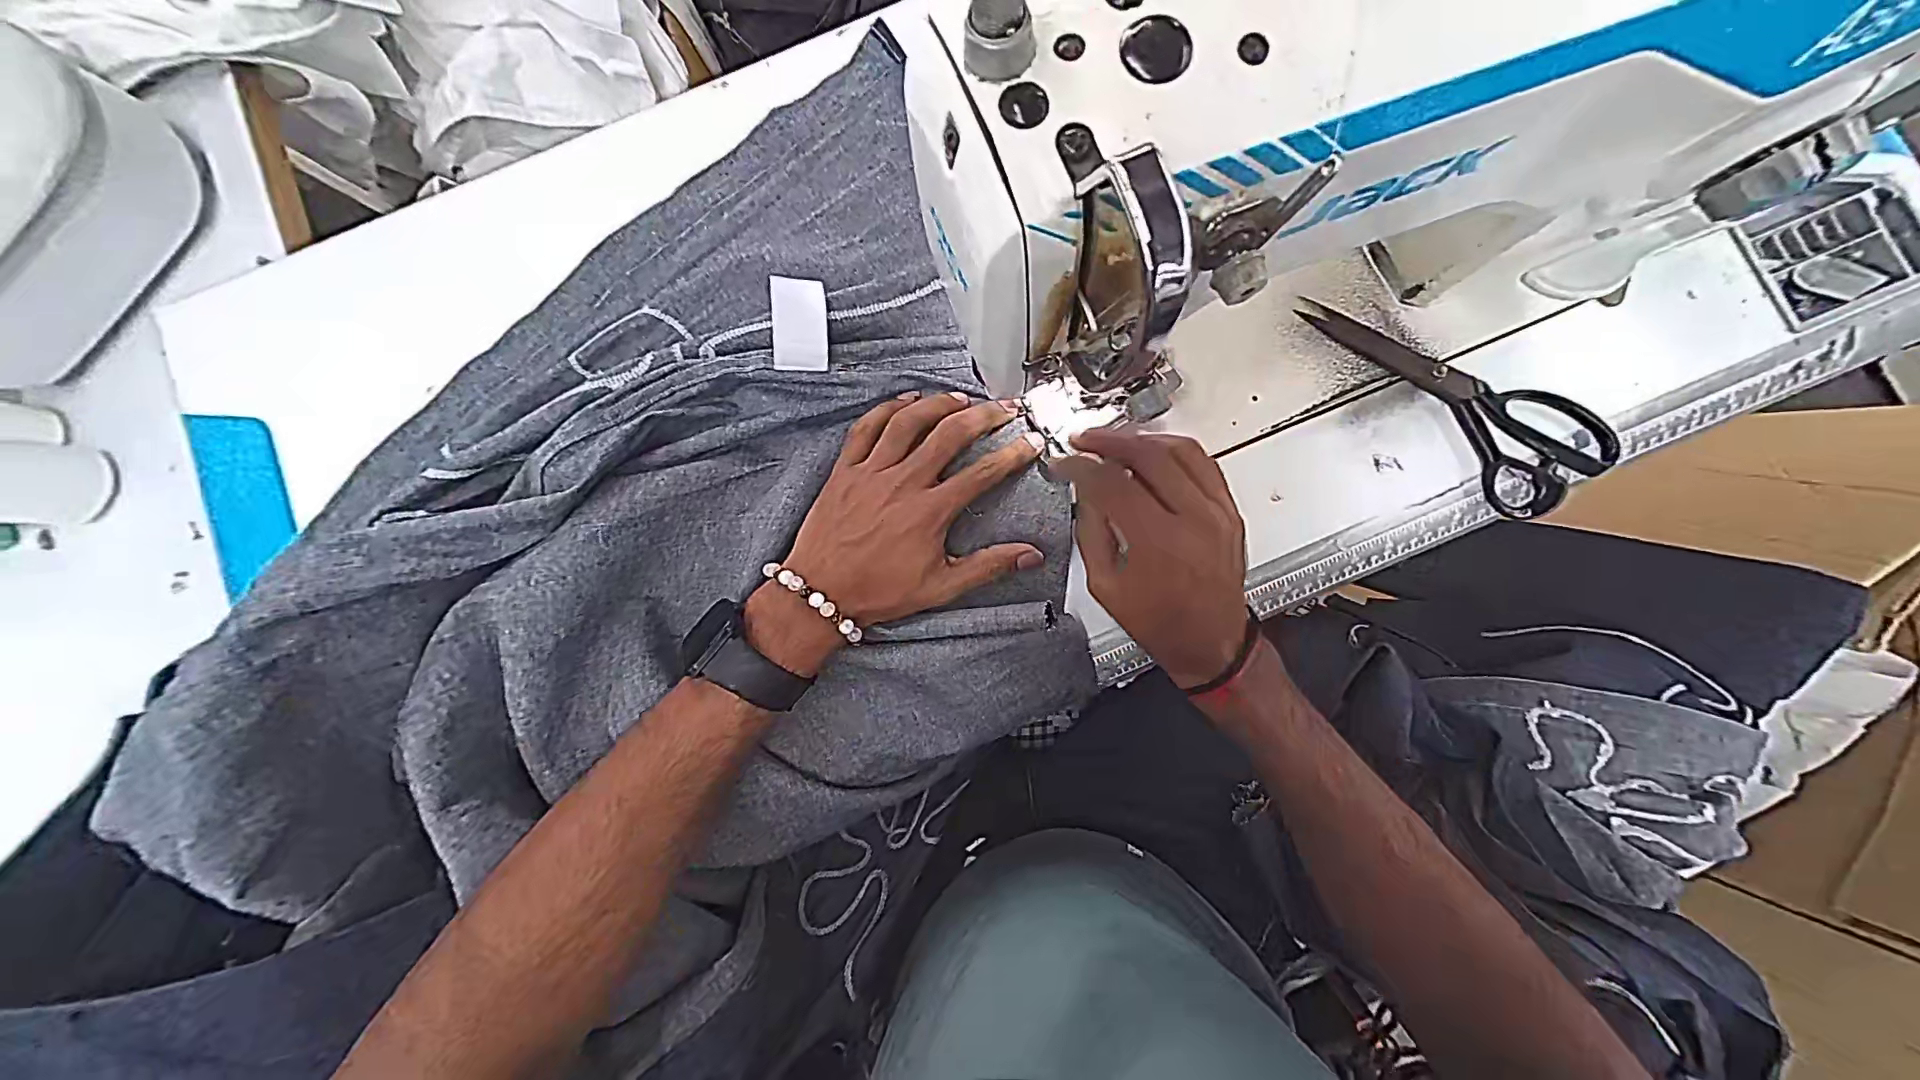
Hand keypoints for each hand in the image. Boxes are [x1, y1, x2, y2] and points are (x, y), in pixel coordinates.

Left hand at [753, 391, 1045, 667]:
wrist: (821, 593)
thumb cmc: (876, 591)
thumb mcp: (941, 586)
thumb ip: (988, 566)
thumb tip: (1028, 556)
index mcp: (929, 512)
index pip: (983, 472)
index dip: (1013, 453)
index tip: (1029, 441)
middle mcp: (902, 484)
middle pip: (951, 433)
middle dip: (985, 415)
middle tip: (1003, 408)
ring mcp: (871, 473)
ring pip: (909, 421)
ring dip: (939, 404)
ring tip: (961, 398)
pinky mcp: (846, 470)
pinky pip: (867, 427)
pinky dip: (888, 408)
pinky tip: (905, 401)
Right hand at [1052, 429, 1247, 688]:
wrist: (1210, 642)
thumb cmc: (1162, 624)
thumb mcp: (1105, 585)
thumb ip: (1091, 531)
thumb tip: (1084, 491)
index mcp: (1158, 543)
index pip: (1111, 482)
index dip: (1081, 466)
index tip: (1066, 462)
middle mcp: (1194, 521)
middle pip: (1147, 454)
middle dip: (1108, 441)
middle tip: (1085, 440)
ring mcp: (1218, 513)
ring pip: (1180, 449)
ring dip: (1141, 439)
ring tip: (1116, 441)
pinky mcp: (1230, 511)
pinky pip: (1204, 462)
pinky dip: (1174, 449)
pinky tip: (1154, 451)